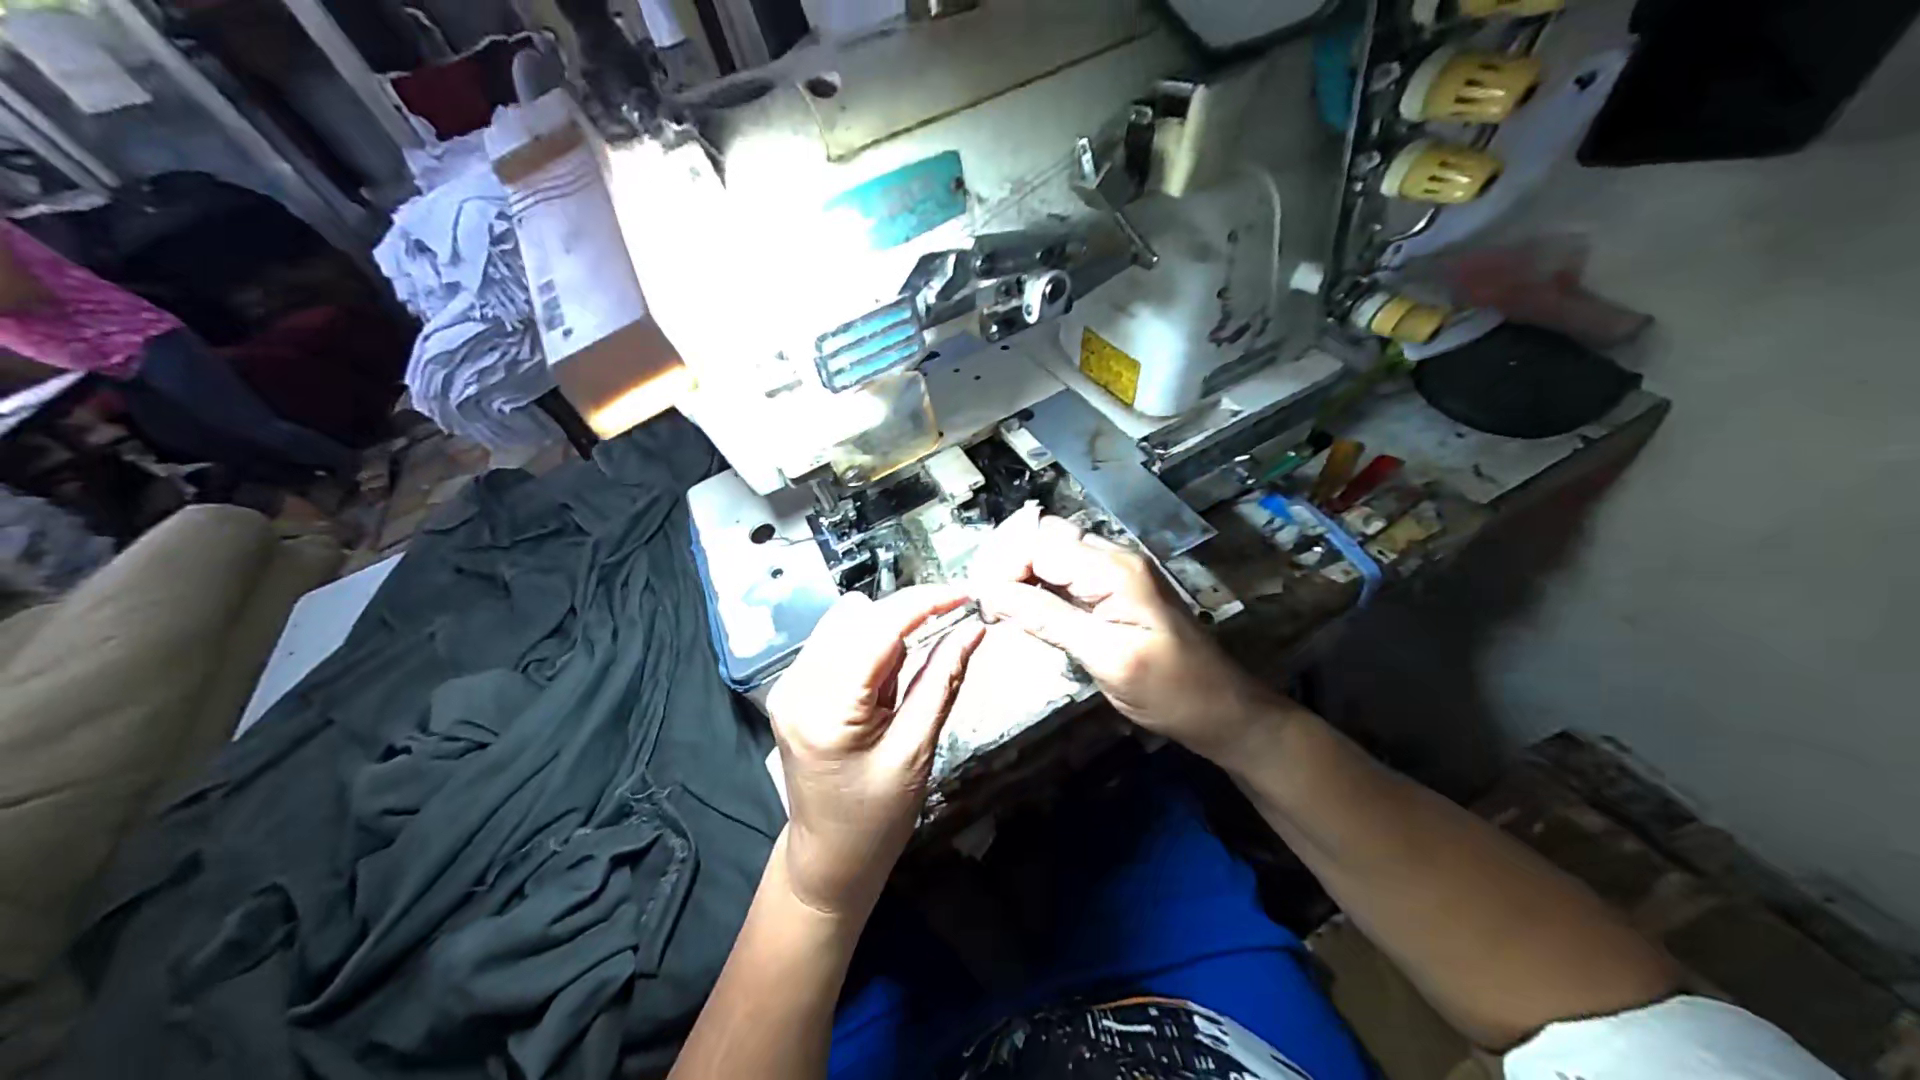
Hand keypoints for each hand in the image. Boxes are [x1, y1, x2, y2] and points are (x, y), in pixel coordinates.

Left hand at [767, 585, 984, 919]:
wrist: (828, 858)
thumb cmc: (876, 818)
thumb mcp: (917, 751)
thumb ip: (942, 681)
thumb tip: (973, 629)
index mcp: (827, 708)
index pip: (879, 629)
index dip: (926, 603)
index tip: (965, 593)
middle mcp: (797, 685)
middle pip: (861, 618)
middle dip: (909, 616)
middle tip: (950, 627)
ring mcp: (788, 684)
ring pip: (847, 623)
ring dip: (888, 630)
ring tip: (911, 672)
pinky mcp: (792, 687)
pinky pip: (836, 641)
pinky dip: (869, 645)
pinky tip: (885, 677)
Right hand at [970, 514, 1286, 762]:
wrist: (1224, 711)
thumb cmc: (1171, 691)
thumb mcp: (1107, 658)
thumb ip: (1049, 620)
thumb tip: (991, 593)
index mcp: (1114, 569)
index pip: (1040, 545)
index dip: (1003, 567)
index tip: (980, 602)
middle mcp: (1114, 559)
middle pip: (1045, 540)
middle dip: (1007, 564)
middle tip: (983, 603)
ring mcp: (1116, 574)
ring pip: (1053, 555)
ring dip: (1020, 575)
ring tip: (996, 608)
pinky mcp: (1115, 593)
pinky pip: (1067, 576)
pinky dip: (1039, 587)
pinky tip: (1024, 610)